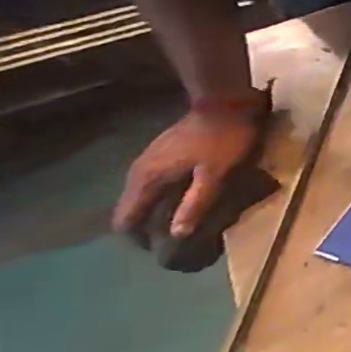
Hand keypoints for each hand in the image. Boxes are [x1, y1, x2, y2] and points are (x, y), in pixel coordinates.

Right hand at [114, 100, 263, 240]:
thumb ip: (196, 202)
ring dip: (156, 210)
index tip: (160, 249)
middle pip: (131, 208)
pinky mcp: (164, 151)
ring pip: (143, 194)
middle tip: (175, 238)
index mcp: (146, 179)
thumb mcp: (216, 173)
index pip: (124, 219)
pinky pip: (155, 181)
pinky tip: (185, 196)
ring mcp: (149, 158)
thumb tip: (176, 234)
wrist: (226, 102)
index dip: (138, 239)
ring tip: (181, 220)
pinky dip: (164, 193)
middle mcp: (139, 171)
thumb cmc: (223, 138)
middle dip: (147, 227)